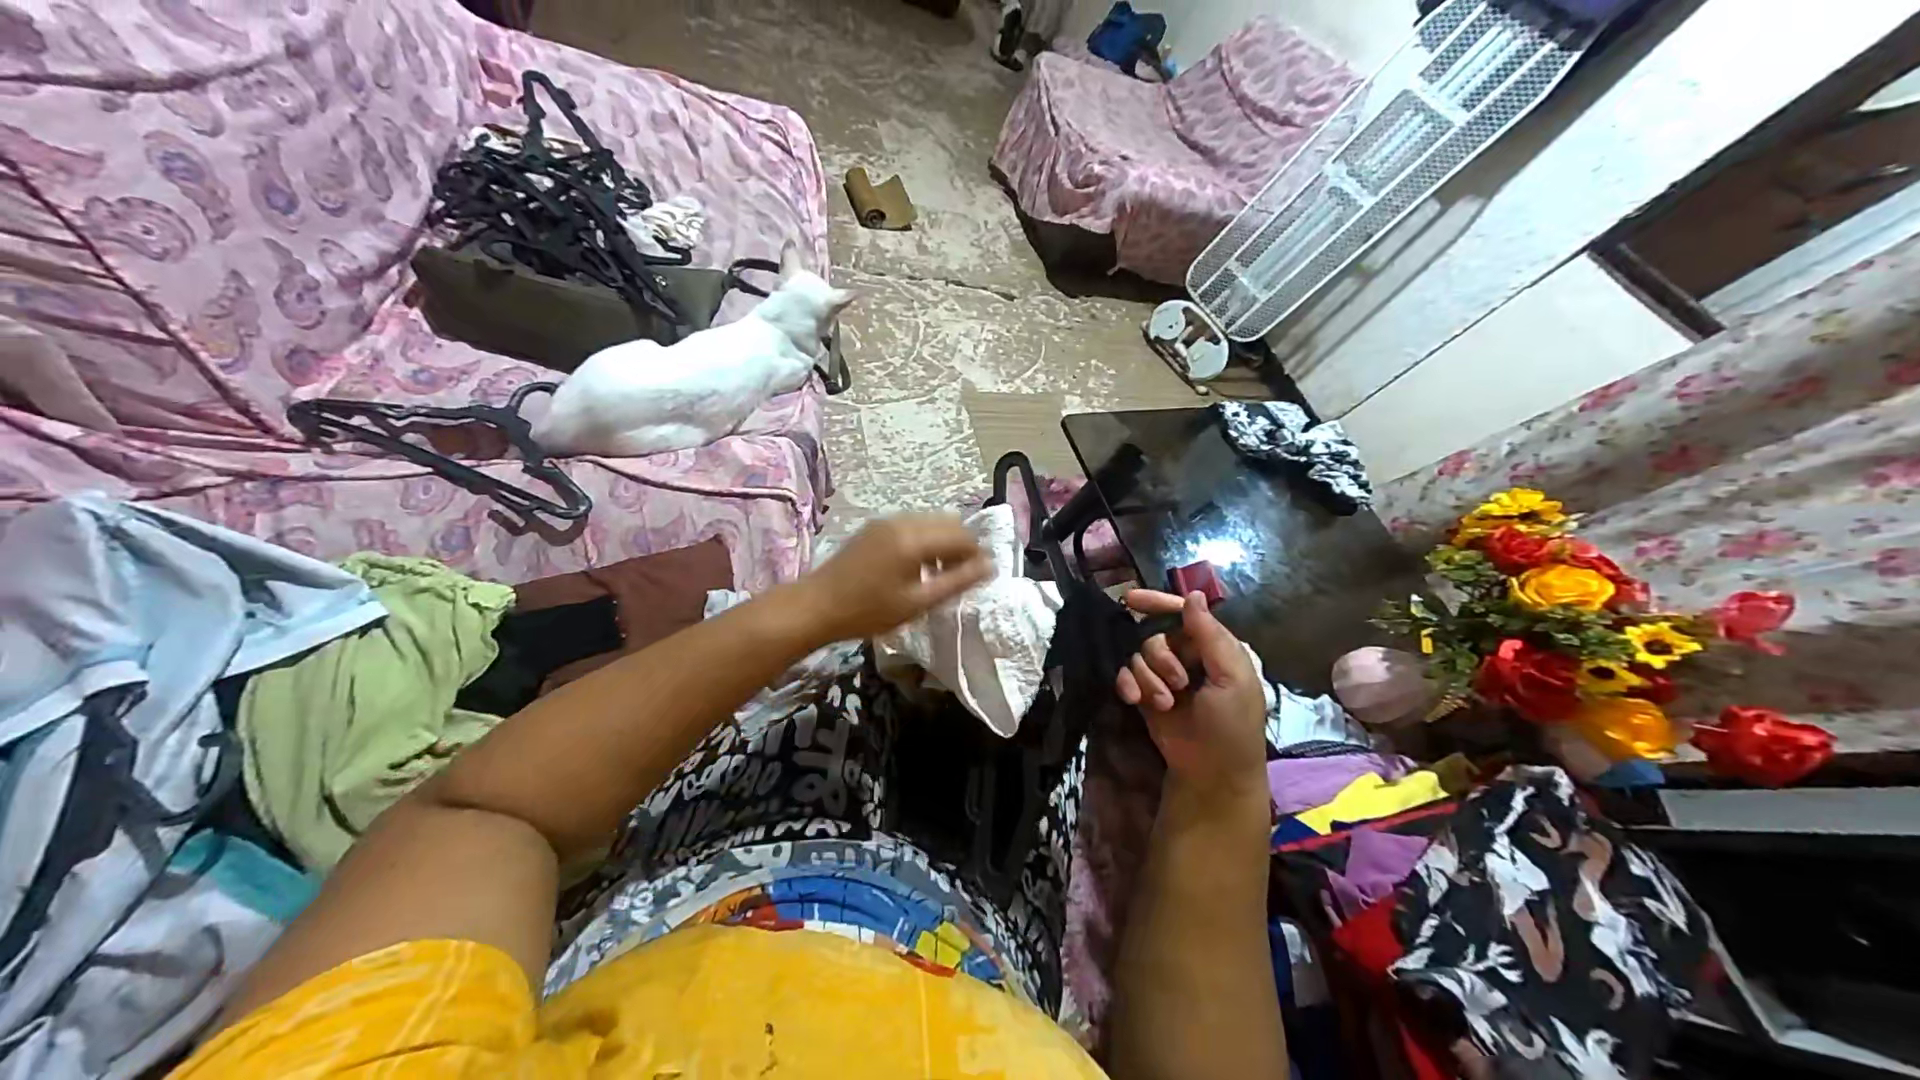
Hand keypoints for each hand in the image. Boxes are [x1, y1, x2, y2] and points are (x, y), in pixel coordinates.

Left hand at [788, 514, 992, 643]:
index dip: (977, 555)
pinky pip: (913, 524)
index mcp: (914, 539)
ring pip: (931, 521)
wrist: (816, 605)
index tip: (981, 578)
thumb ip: (956, 582)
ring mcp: (887, 521)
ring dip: (944, 541)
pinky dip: (925, 539)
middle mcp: (903, 521)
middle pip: (949, 522)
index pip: (963, 536)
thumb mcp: (917, 603)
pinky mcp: (875, 526)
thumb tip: (989, 566)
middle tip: (960, 576)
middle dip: (962, 545)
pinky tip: (917, 565)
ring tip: (938, 573)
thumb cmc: (868, 611)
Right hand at [1116, 590, 1269, 800]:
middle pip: (1155, 635)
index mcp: (1213, 647)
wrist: (1212, 773)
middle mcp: (1186, 656)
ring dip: (1147, 677)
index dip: (1157, 603)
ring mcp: (1163, 676)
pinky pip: (1125, 675)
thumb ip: (1211, 636)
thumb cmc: (1232, 726)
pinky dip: (1126, 683)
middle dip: (1160, 657)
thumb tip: (1193, 594)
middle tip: (1178, 683)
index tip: (1130, 599)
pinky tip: (1132, 698)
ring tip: (1163, 703)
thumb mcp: (1232, 679)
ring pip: (1138, 655)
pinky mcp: (1144, 694)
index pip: (1182, 613)